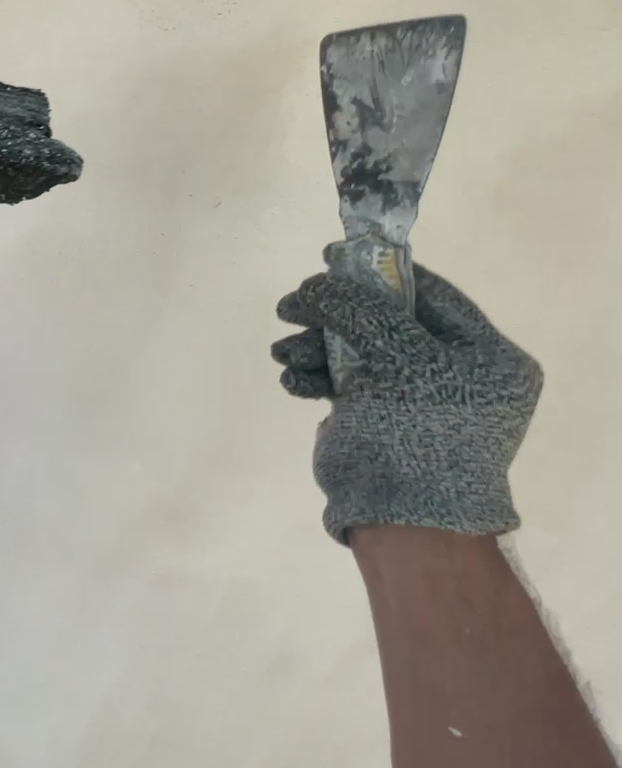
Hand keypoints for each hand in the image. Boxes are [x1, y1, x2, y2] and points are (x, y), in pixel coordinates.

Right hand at [272, 264, 543, 542]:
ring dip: (310, 346)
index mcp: (483, 355)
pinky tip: (294, 383)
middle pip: (378, 319)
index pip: (429, 294)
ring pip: (349, 348)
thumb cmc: (420, 429)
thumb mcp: (400, 358)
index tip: (328, 258)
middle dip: (329, 314)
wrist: (403, 509)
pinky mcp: (373, 412)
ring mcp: (410, 393)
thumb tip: (319, 284)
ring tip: (284, 356)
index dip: (377, 273)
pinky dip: (310, 375)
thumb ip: (362, 312)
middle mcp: (451, 370)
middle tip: (288, 308)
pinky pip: (337, 378)